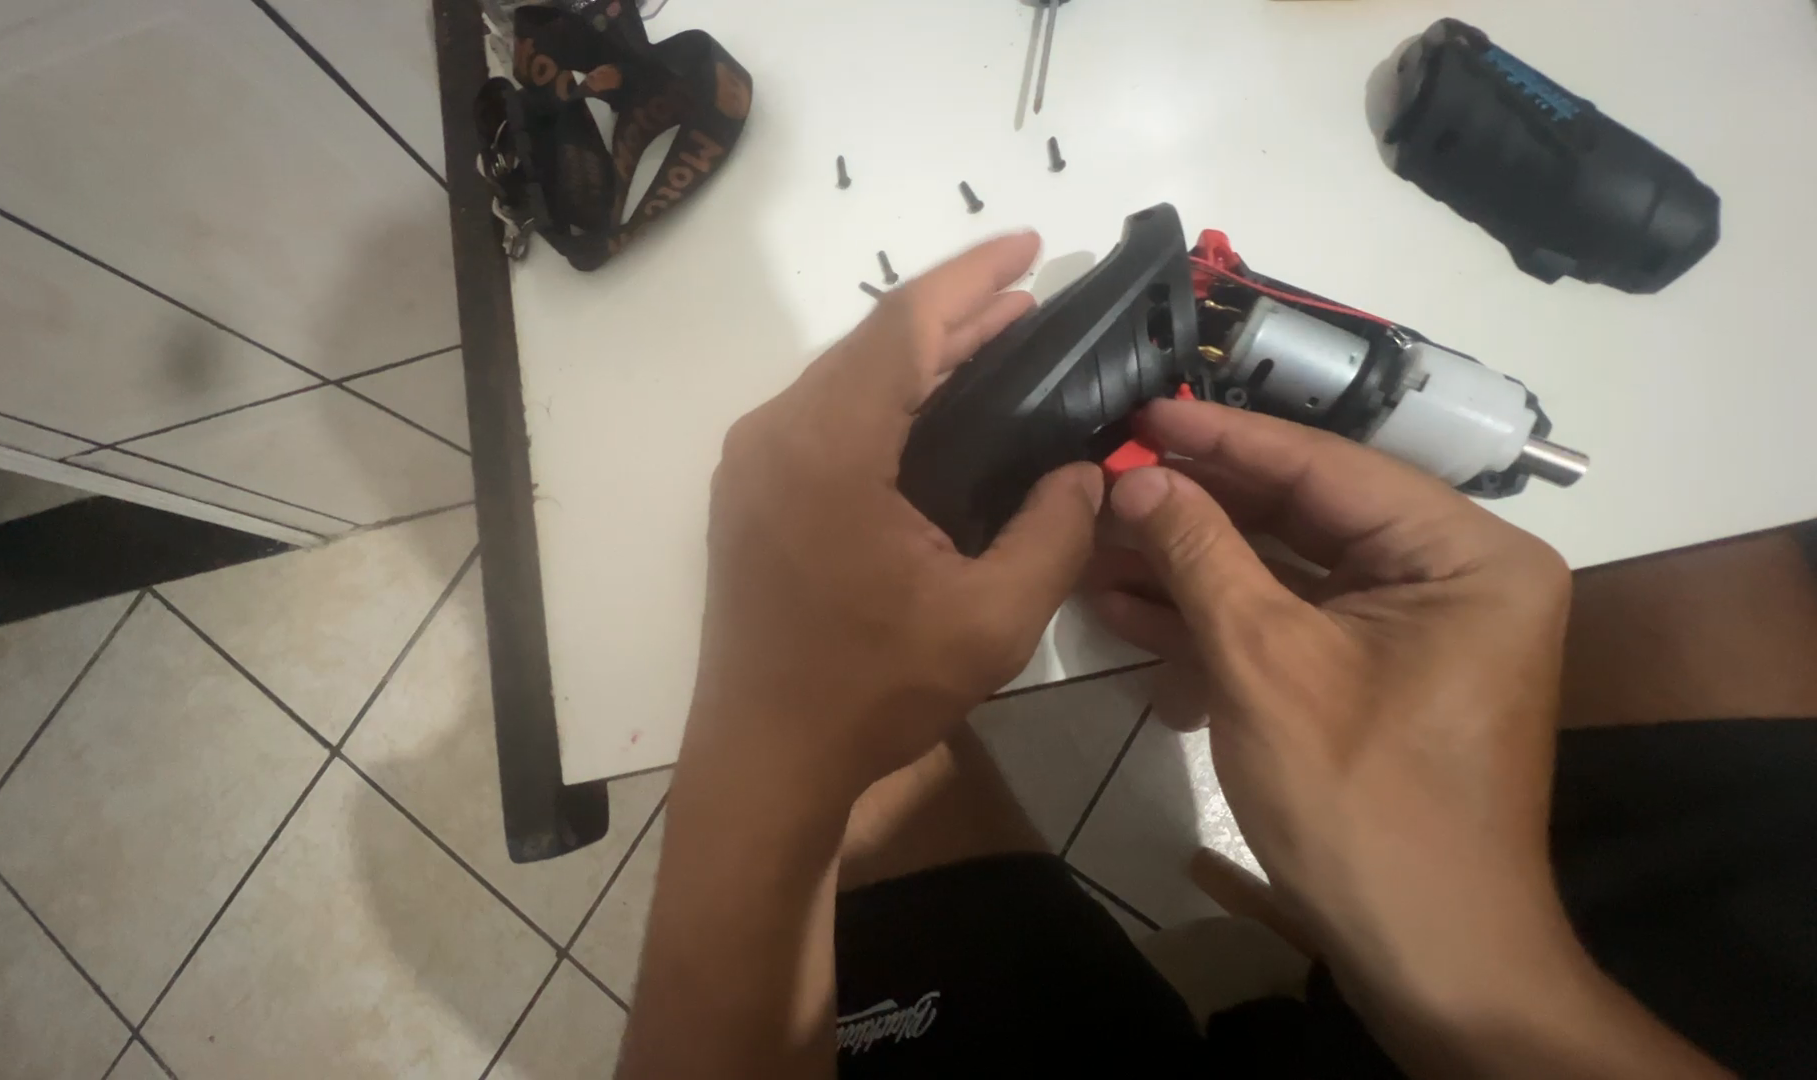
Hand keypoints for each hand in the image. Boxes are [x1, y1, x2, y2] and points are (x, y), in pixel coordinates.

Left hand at [686, 232, 1103, 801]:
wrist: (766, 756)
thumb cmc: (874, 691)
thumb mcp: (993, 619)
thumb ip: (1055, 530)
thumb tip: (1086, 468)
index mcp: (828, 448)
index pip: (905, 325)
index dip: (973, 277)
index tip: (1030, 246)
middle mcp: (774, 434)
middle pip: (871, 343)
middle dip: (953, 315)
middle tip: (1027, 304)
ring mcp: (750, 463)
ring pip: (842, 377)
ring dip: (914, 358)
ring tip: (991, 346)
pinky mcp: (746, 493)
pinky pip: (820, 418)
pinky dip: (878, 400)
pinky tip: (925, 415)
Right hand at [1087, 400, 1578, 1034]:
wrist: (1417, 950)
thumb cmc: (1356, 798)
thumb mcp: (1262, 660)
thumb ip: (1198, 554)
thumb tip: (1134, 477)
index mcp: (1460, 554)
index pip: (1322, 467)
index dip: (1222, 438)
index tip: (1144, 413)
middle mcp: (1439, 573)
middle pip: (1293, 513)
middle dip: (1192, 506)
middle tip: (1108, 477)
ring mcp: (1394, 623)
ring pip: (1273, 567)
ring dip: (1183, 561)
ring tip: (1097, 539)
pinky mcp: (1354, 665)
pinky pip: (1273, 617)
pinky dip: (1203, 612)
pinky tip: (1123, 601)